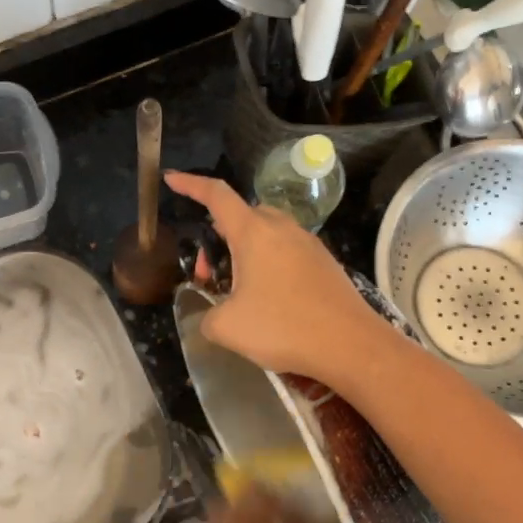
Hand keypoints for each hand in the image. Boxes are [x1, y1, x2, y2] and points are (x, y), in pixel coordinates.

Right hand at [165, 171, 394, 380]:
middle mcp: (282, 229)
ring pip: (266, 234)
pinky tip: (269, 300)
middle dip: (217, 238)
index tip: (171, 178)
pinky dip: (268, 265)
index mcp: (254, 232)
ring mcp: (308, 244)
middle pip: (242, 216)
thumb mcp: (227, 327)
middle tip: (210, 276)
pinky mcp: (324, 264)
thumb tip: (214, 314)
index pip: (216, 195)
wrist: (350, 344)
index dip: (191, 185)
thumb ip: (208, 315)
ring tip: (238, 290)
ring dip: (244, 253)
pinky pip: (286, 252)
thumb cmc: (283, 327)